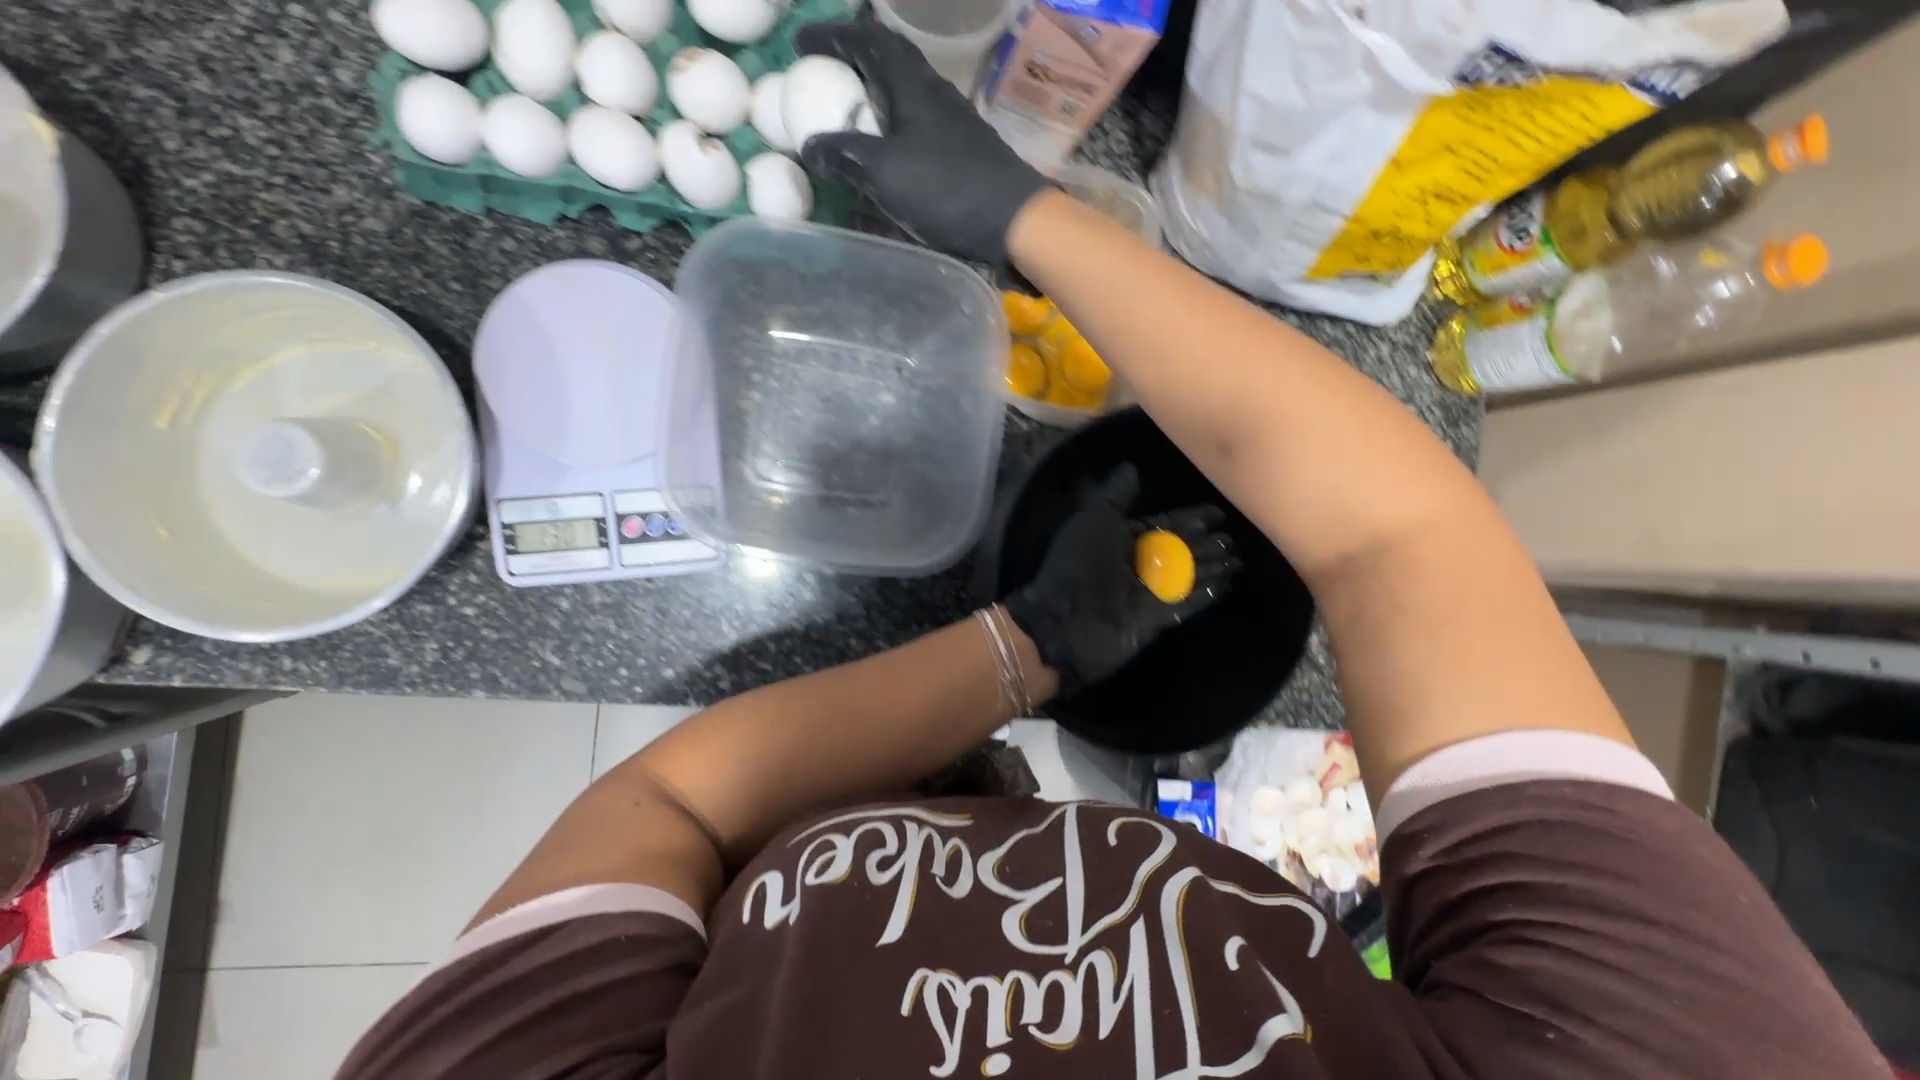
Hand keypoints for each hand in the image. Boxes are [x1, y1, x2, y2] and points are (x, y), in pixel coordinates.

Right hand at [794, 19, 1049, 267]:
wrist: (1014, 222)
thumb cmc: (947, 189)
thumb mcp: (883, 172)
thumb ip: (844, 154)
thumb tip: (812, 147)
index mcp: (912, 84)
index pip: (867, 40)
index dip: (832, 36)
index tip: (800, 45)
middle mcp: (934, 92)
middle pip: (889, 59)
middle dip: (853, 58)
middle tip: (823, 70)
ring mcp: (952, 122)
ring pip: (905, 91)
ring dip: (874, 91)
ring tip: (847, 108)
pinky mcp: (962, 150)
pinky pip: (916, 123)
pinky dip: (891, 124)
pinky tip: (884, 146)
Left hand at [1005, 465, 1237, 695]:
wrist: (1061, 622)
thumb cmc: (1075, 566)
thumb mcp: (1092, 522)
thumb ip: (1114, 496)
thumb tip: (1132, 467)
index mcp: (1122, 539)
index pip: (1165, 525)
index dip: (1192, 519)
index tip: (1218, 514)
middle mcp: (1137, 564)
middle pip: (1180, 551)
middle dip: (1206, 544)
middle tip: (1235, 538)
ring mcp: (1146, 593)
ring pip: (1187, 576)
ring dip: (1211, 568)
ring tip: (1237, 560)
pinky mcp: (1153, 619)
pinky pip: (1184, 603)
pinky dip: (1205, 595)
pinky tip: (1226, 585)